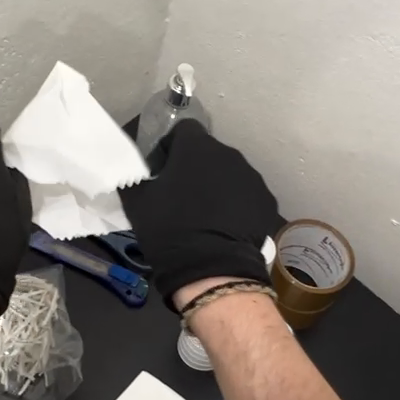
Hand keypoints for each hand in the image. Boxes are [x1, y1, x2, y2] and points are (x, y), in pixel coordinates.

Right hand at [119, 120, 279, 309]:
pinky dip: (238, 206)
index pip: (183, 130)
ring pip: (231, 174)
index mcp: (196, 147)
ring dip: (219, 186)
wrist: (212, 269)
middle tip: (184, 197)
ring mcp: (252, 177)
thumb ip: (134, 179)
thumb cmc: (170, 230)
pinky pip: (248, 196)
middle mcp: (229, 154)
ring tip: (207, 216)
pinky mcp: (267, 201)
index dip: (172, 147)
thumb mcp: (137, 204)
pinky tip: (227, 228)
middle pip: (209, 153)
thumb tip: (133, 174)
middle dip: (197, 169)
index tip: (164, 171)